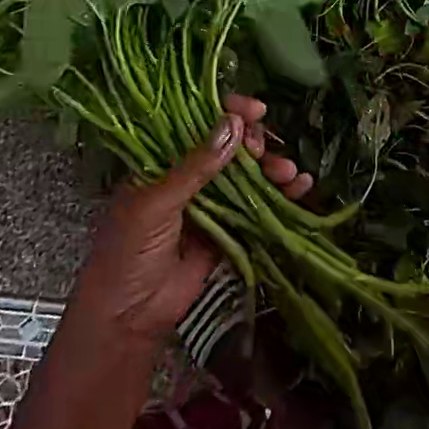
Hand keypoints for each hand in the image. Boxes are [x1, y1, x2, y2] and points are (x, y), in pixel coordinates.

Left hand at [66, 94, 309, 343]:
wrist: (129, 317)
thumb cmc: (127, 252)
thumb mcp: (156, 203)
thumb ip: (196, 166)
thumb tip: (233, 124)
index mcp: (164, 160)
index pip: (200, 122)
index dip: (228, 112)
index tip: (254, 111)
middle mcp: (192, 175)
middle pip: (232, 144)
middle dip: (255, 141)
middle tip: (260, 152)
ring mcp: (215, 200)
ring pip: (252, 172)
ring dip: (274, 166)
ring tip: (288, 174)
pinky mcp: (234, 225)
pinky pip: (262, 201)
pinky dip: (284, 192)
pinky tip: (301, 185)